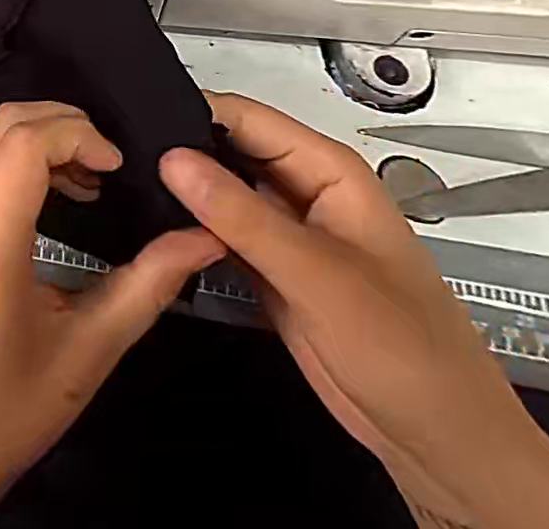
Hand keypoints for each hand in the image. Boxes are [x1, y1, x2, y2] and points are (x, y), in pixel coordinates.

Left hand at [0, 103, 224, 528]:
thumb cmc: (3, 411)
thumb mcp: (88, 352)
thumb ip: (148, 285)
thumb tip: (203, 240)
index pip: (24, 145)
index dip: (78, 136)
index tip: (117, 166)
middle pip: (3, 123)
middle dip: (64, 122)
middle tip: (108, 161)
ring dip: (43, 136)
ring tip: (90, 176)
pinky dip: (22, 155)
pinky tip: (57, 191)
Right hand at [160, 94, 548, 528]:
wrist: (435, 437)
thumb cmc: (398, 345)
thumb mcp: (317, 274)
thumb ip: (242, 215)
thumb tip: (170, 158)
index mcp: (326, 169)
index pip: (248, 118)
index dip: (193, 111)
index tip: (130, 119)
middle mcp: (301, 188)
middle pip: (230, 150)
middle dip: (179, 149)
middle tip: (114, 153)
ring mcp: (283, 230)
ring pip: (221, 192)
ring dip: (181, 189)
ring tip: (119, 180)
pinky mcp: (268, 267)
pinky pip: (221, 233)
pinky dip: (190, 228)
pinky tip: (148, 222)